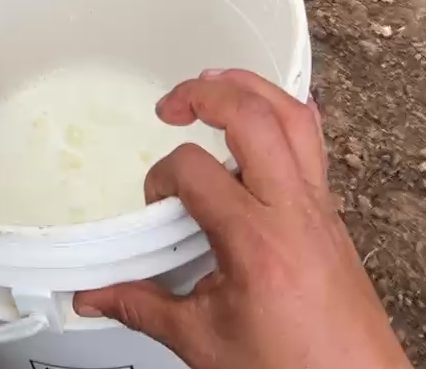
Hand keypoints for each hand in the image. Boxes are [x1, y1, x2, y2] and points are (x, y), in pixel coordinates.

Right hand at [74, 70, 410, 368]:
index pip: (193, 171)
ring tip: (211, 84)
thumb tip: (94, 296)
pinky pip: (314, 141)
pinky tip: (259, 113)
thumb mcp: (205, 344)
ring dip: (247, 88)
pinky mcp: (331, 213)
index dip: (161, 179)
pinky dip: (284, 112)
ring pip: (293, 115)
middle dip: (202, 95)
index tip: (156, 206)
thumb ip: (142, 306)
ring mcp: (319, 207)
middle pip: (252, 116)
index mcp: (257, 241)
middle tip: (170, 105)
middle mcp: (294, 212)